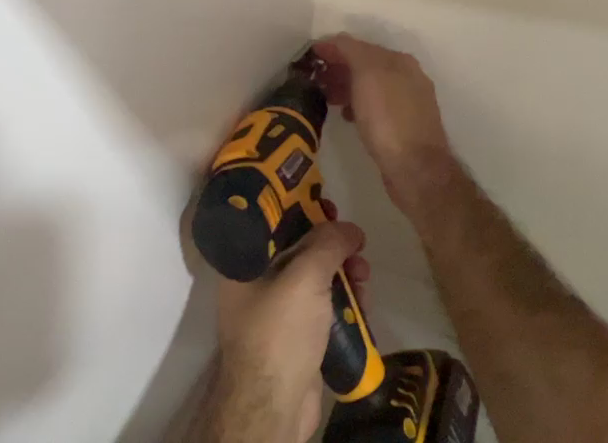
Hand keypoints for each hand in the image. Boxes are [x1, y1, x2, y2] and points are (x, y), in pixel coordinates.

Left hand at [210, 220, 366, 442]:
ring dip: (342, 271)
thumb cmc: (280, 331)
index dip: (297, 206)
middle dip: (330, 243)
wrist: (276, 404)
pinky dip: (343, 300)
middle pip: (296, 248)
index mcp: (243, 262)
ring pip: (314, 277)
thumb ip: (327, 245)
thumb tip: (349, 229)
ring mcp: (276, 309)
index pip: (268, 220)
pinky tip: (363, 301)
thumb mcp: (303, 277)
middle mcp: (255, 281)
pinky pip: (323, 306)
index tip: (325, 202)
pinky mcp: (297, 334)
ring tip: (364, 274)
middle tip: (355, 241)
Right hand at [313, 34, 455, 211]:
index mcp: (399, 61)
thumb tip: (336, 41)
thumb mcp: (367, 74)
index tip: (310, 57)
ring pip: (370, 86)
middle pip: (366, 65)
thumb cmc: (387, 117)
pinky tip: (348, 117)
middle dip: (339, 69)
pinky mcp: (405, 127)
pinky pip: (376, 107)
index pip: (360, 46)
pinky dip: (358, 105)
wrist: (415, 168)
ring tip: (326, 99)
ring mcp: (409, 103)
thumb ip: (351, 51)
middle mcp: (408, 77)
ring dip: (347, 87)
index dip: (333, 49)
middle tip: (314, 80)